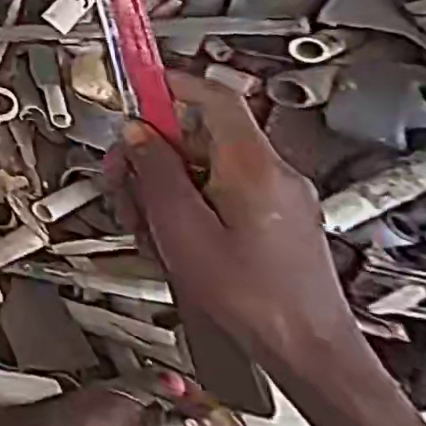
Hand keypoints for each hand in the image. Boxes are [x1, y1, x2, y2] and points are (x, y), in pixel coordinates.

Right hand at [106, 72, 362, 376]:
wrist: (304, 351)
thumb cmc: (251, 297)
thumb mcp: (179, 225)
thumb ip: (154, 170)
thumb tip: (137, 132)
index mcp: (253, 168)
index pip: (214, 98)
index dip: (169, 82)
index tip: (136, 75)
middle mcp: (270, 175)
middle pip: (192, 136)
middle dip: (146, 153)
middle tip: (121, 178)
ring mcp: (272, 197)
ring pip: (195, 165)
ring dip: (158, 186)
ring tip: (147, 222)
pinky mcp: (267, 217)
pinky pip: (210, 189)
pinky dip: (179, 203)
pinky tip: (167, 235)